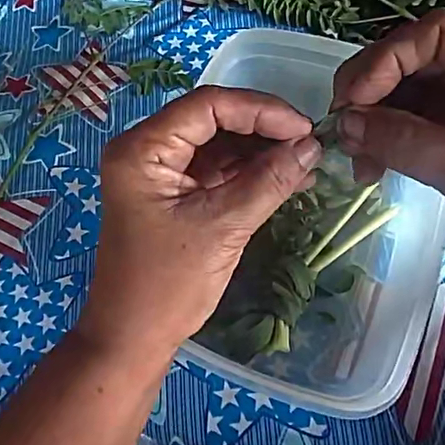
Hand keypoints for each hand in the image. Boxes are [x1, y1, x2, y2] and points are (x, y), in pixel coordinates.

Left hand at [78, 86, 320, 361]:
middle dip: (262, 129)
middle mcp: (144, 150)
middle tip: (309, 144)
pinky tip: (285, 178)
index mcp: (141, 149)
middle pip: (211, 120)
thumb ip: (267, 181)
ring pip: (216, 144)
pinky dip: (247, 173)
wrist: (131, 338)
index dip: (259, 109)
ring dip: (259, 151)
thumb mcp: (222, 228)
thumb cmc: (166, 286)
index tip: (304, 128)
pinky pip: (213, 170)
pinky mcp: (171, 194)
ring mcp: (157, 173)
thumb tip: (312, 146)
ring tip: (306, 162)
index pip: (206, 106)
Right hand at [331, 9, 444, 277]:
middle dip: (376, 91)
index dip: (388, 58)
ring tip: (356, 156)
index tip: (352, 99)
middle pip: (423, 58)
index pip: (442, 32)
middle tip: (343, 126)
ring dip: (378, 119)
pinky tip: (372, 164)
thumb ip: (399, 138)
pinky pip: (422, 118)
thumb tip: (343, 122)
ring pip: (416, 90)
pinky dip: (392, 137)